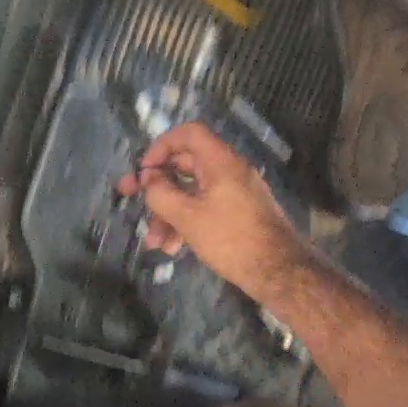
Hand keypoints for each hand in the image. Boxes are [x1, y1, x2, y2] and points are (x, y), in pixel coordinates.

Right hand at [117, 122, 312, 296]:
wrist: (279, 272)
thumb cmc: (231, 239)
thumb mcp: (188, 217)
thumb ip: (161, 193)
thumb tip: (148, 177)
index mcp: (221, 162)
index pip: (189, 134)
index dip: (161, 146)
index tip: (143, 169)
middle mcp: (230, 171)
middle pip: (186, 165)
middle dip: (156, 185)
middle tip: (128, 196)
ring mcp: (236, 193)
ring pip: (193, 193)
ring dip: (168, 213)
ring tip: (153, 242)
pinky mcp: (239, 214)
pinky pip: (206, 208)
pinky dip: (187, 222)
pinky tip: (173, 248)